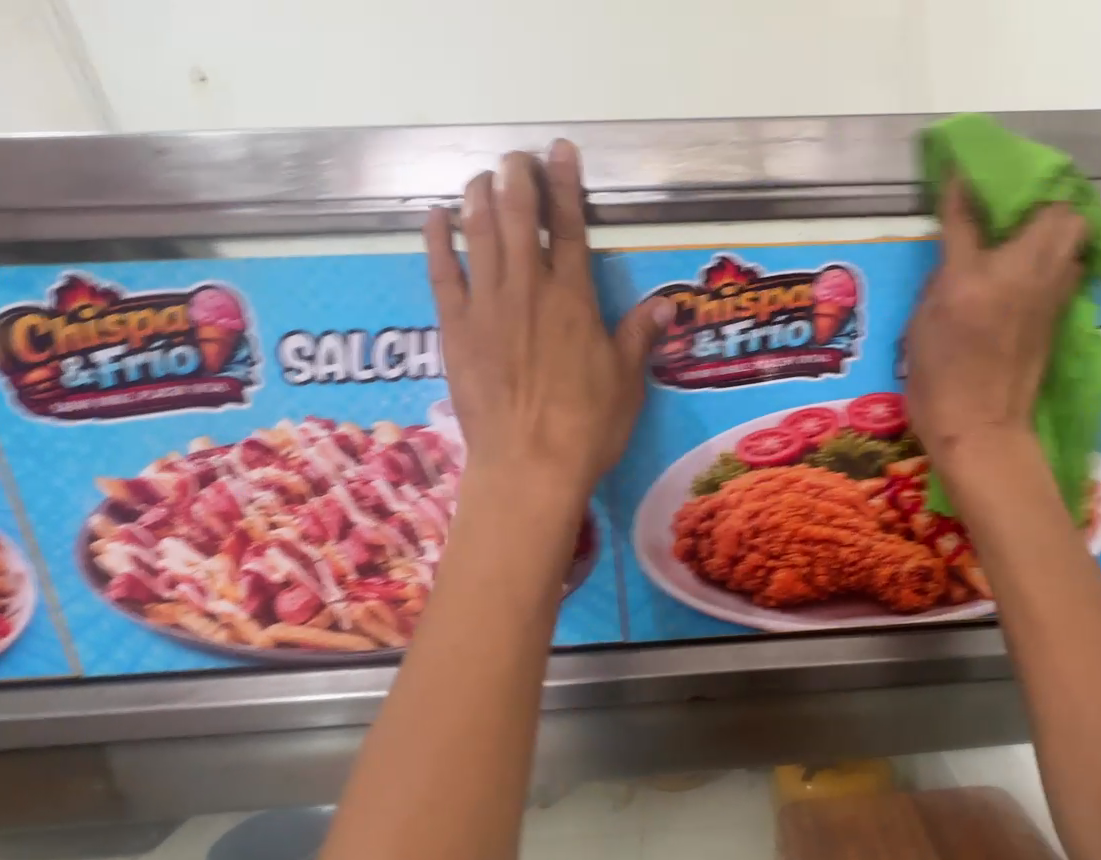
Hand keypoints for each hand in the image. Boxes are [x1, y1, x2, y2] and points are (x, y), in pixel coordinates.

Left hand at [425, 142, 669, 502]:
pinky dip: (437, 240)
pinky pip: (442, 273)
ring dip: (478, 198)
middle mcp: (528, 290)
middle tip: (516, 158)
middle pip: (517, 218)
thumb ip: (638, 336)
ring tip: (481, 176)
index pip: (568, 228)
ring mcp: (486, 306)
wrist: (529, 466)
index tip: (560, 152)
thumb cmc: (587, 428)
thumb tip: (664, 304)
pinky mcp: (455, 329)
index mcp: (573, 300)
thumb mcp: (626, 383)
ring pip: (478, 235)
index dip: (565, 185)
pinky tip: (436, 216)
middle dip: (516, 179)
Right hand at [903, 180, 1085, 473]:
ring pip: (1074, 235)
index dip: (962, 189)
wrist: (980, 429)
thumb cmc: (937, 382)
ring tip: (1029, 236)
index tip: (960, 174)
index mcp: (971, 278)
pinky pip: (1070, 266)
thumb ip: (942, 278)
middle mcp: (1018, 275)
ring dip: (1056, 226)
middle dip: (1039, 199)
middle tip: (1013, 212)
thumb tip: (959, 254)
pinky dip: (1059, 257)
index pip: (968, 215)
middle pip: (1055, 210)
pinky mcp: (1060, 315)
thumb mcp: (920, 325)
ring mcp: (1047, 294)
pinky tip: (1036, 269)